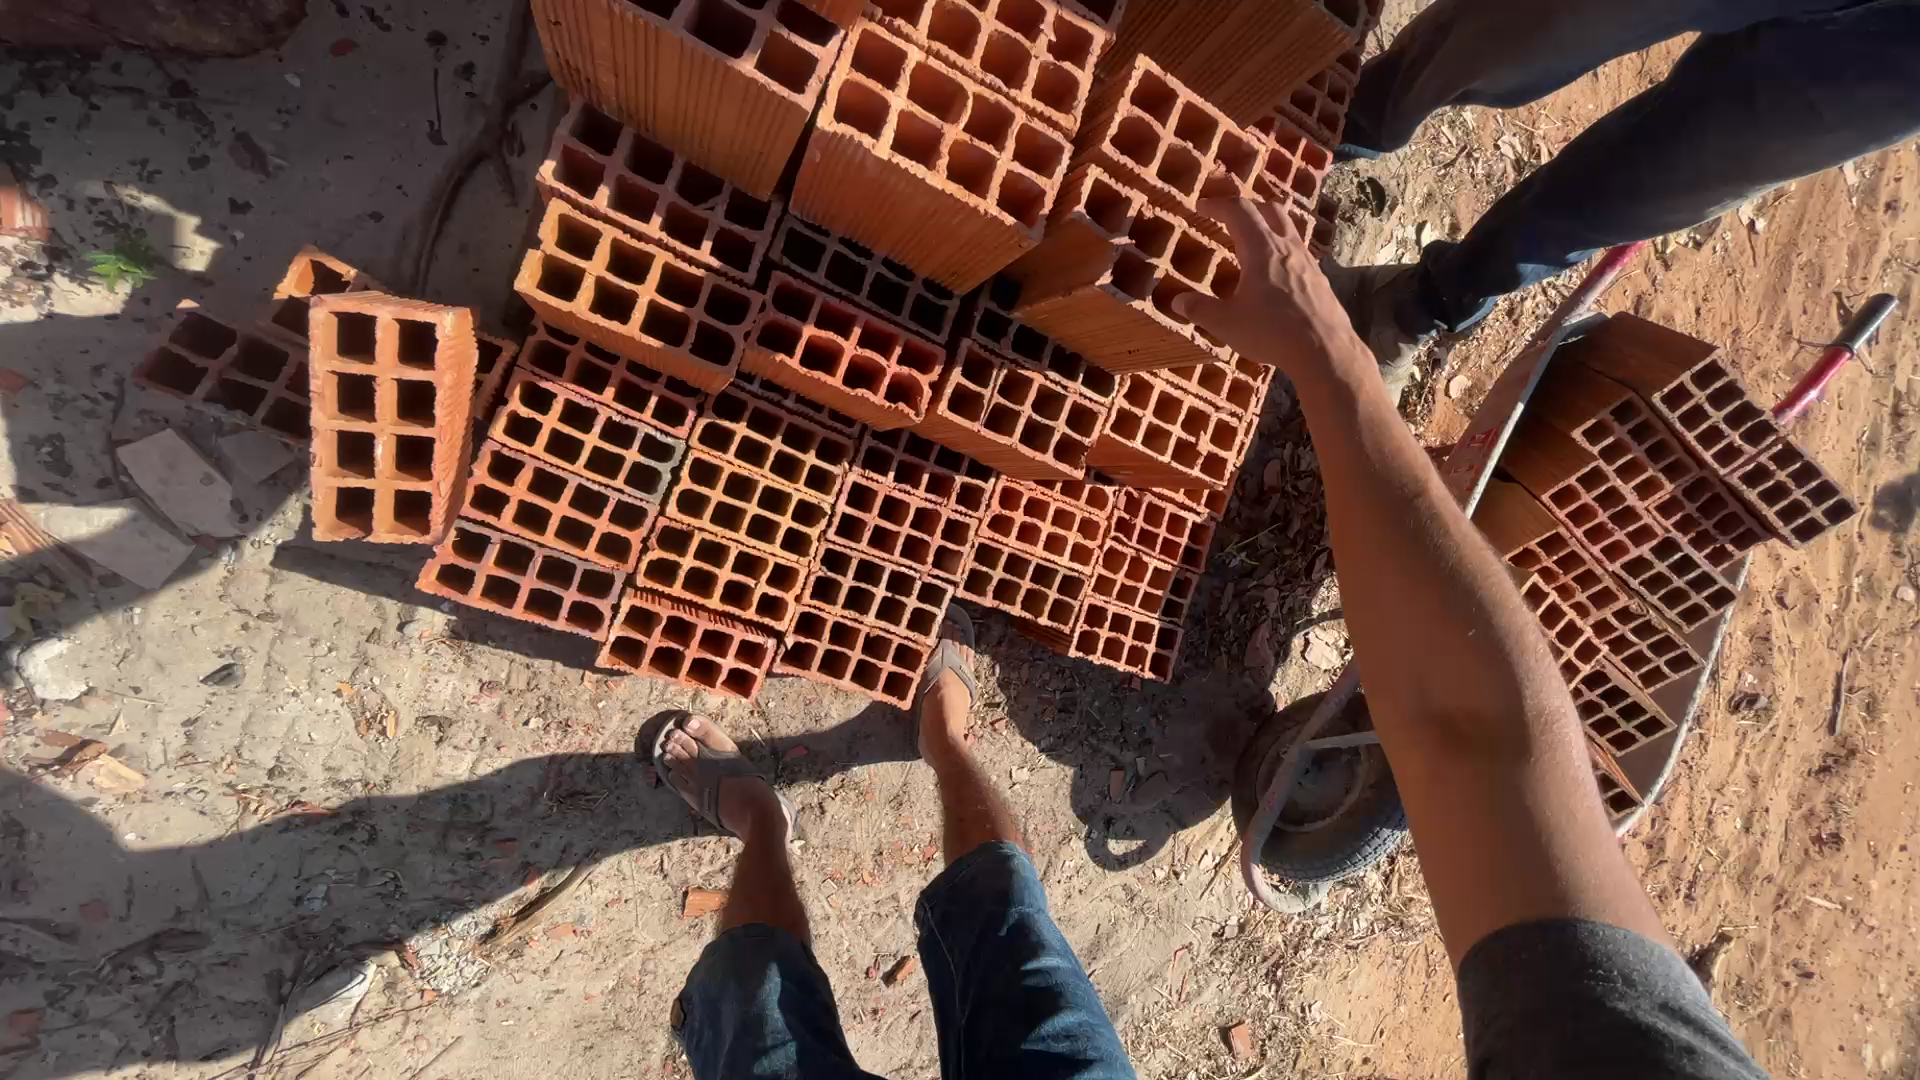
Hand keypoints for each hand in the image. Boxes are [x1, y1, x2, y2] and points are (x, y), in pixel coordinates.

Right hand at [1171, 198, 1372, 387]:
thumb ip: (1200, 309)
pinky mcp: (1318, 277)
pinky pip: (1298, 249)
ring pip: (1287, 226)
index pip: (1239, 211)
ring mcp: (1307, 260)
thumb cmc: (1271, 332)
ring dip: (1267, 223)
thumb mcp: (1226, 324)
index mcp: (1261, 250)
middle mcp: (1287, 247)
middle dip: (1246, 206)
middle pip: (1269, 209)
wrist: (1323, 348)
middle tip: (1228, 215)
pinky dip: (1281, 246)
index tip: (1201, 206)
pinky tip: (1275, 269)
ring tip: (1252, 237)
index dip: (1218, 204)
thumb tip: (1177, 300)